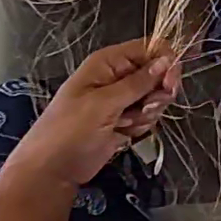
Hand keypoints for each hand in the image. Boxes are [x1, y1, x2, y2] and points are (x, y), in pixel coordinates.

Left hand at [8, 38, 179, 191]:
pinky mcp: (126, 118)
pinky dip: (141, 125)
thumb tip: (167, 60)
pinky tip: (123, 133)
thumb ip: (138, 82)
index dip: (166, 62)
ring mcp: (123, 98)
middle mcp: (118, 75)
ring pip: (157, 96)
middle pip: (159, 72)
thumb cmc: (69, 131)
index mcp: (109, 62)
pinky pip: (150, 114)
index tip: (169, 84)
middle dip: (157, 92)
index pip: (151, 48)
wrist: (51, 171)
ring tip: (124, 124)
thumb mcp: (103, 103)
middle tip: (145, 108)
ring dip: (147, 112)